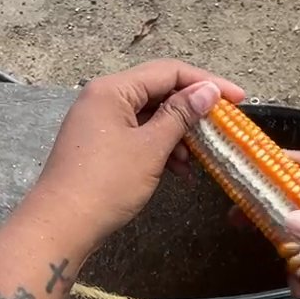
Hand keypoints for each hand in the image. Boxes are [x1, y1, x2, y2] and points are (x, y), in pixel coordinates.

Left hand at [22, 60, 245, 250]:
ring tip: (196, 160)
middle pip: (158, 92)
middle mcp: (102, 99)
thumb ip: (180, 115)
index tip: (238, 100)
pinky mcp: (99, 145)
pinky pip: (137, 135)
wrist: (61, 226)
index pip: (168, 72)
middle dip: (191, 112)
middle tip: (220, 129)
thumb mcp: (150, 148)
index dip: (206, 82)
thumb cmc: (105, 184)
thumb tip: (208, 91)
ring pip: (150, 116)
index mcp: (112, 90)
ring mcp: (99, 123)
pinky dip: (160, 148)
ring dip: (177, 134)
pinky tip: (177, 170)